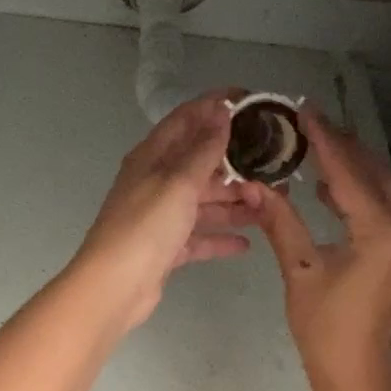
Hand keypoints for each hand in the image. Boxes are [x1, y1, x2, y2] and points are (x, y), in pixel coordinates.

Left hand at [74, 91, 255, 327]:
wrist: (114, 287)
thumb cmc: (145, 227)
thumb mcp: (178, 182)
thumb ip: (203, 149)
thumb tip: (221, 112)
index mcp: (152, 157)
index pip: (186, 119)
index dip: (217, 107)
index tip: (254, 103)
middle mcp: (155, 182)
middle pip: (200, 164)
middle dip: (236, 164)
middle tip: (275, 166)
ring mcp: (160, 217)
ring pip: (204, 203)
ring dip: (235, 203)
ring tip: (270, 205)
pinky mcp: (166, 249)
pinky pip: (199, 237)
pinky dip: (220, 238)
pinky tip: (247, 243)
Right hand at [250, 108, 390, 389]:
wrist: (353, 370)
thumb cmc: (324, 326)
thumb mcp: (299, 271)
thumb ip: (280, 222)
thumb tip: (253, 184)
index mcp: (379, 231)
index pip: (347, 173)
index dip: (324, 139)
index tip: (302, 110)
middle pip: (371, 172)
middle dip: (340, 145)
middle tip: (306, 122)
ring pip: (377, 187)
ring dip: (348, 165)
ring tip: (313, 145)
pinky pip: (376, 207)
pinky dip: (353, 189)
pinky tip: (325, 186)